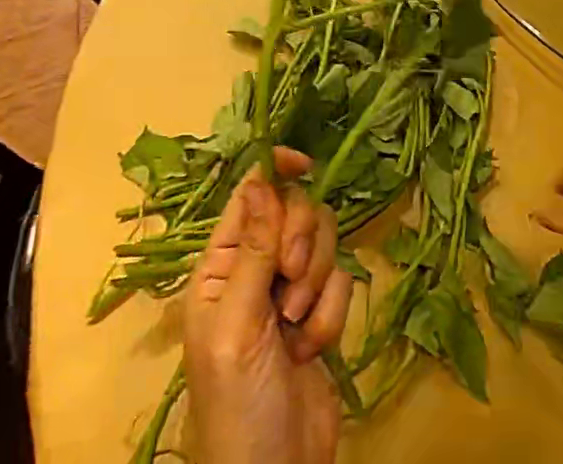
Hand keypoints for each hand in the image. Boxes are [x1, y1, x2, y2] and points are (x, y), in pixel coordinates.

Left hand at [184, 148, 352, 463]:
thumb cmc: (237, 399)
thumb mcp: (238, 324)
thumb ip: (253, 252)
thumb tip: (262, 181)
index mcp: (222, 262)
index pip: (250, 195)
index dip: (274, 172)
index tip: (304, 163)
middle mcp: (256, 266)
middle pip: (294, 213)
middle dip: (299, 244)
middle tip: (288, 285)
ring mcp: (290, 289)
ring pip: (321, 245)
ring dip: (316, 286)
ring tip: (296, 328)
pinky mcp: (321, 313)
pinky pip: (340, 284)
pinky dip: (331, 316)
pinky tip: (310, 350)